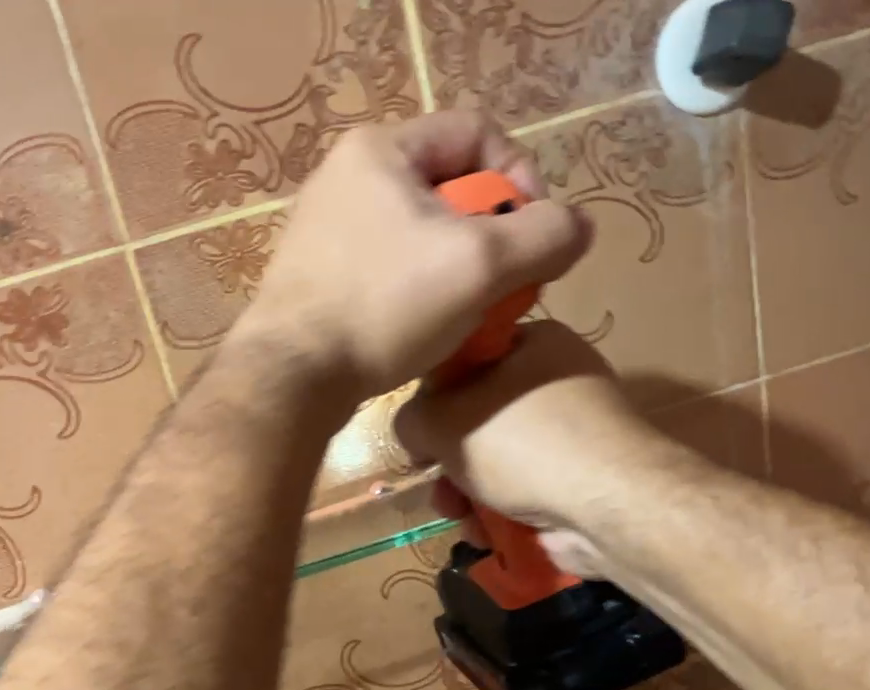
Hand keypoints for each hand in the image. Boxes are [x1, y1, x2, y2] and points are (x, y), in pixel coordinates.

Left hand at [232, 111, 585, 405]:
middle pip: (449, 186)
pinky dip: (421, 292)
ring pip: (420, 234)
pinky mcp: (318, 277)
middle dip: (490, 232)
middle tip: (506, 281)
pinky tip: (433, 330)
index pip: (476, 133)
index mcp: (380, 150)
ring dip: (459, 269)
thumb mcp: (481, 265)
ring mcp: (326, 230)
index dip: (520, 175)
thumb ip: (545, 235)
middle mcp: (346, 179)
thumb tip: (577, 228)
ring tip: (475, 312)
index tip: (531, 234)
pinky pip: (390, 269)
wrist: (292, 377)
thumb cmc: (384, 307)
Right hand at [394, 321, 673, 575]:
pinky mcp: (582, 476)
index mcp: (534, 343)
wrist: (609, 505)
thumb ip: (410, 420)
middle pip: (477, 416)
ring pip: (496, 458)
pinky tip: (484, 531)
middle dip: (448, 460)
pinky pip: (524, 486)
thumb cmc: (522, 444)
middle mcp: (556, 380)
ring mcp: (574, 431)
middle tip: (434, 485)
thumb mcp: (443, 422)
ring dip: (466, 492)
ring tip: (457, 516)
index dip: (432, 397)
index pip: (466, 361)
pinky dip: (499, 509)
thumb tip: (413, 433)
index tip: (416, 432)